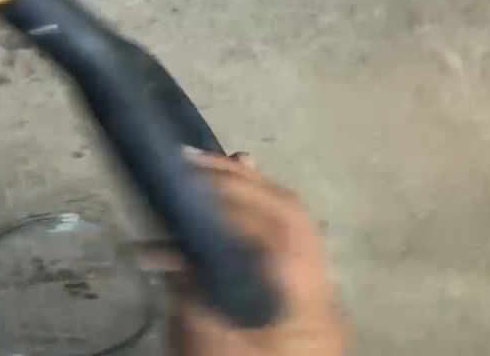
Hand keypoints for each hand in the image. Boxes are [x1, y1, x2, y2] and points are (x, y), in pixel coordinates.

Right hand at [170, 152, 348, 355]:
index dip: (236, 187)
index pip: (283, 222)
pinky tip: (218, 200)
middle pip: (291, 216)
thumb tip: (171, 236)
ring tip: (198, 166)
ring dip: (241, 191)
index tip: (185, 170)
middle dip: (238, 180)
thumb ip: (195, 279)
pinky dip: (245, 214)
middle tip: (187, 159)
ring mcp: (310, 297)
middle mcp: (317, 290)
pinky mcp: (294, 303)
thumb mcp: (205, 330)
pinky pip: (276, 246)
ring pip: (286, 227)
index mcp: (305, 297)